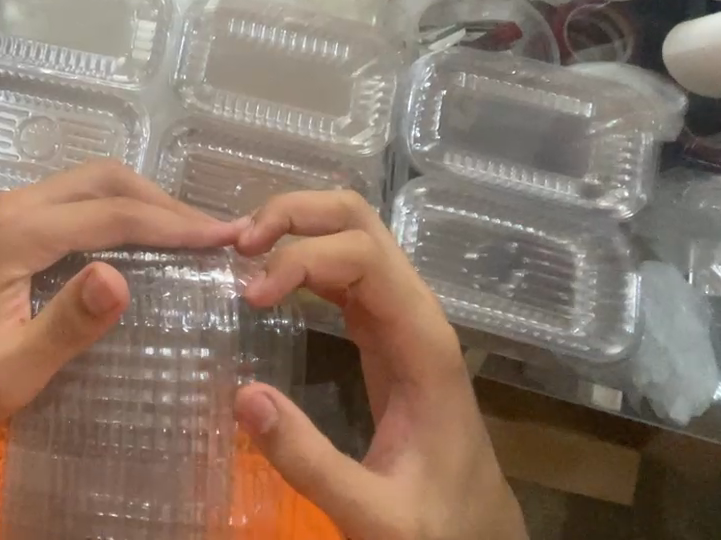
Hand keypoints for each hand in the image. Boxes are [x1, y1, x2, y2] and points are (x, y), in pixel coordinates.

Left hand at [0, 161, 240, 444]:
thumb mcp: (12, 368)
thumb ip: (66, 324)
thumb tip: (121, 276)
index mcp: (18, 231)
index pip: (110, 214)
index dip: (170, 225)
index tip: (222, 239)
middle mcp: (17, 205)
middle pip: (104, 181)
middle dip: (163, 203)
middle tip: (214, 234)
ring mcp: (14, 210)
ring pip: (92, 184)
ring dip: (144, 201)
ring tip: (191, 235)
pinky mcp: (15, 224)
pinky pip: (79, 200)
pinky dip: (120, 210)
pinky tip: (144, 238)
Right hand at [233, 191, 526, 539]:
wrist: (480, 539)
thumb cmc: (438, 527)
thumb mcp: (376, 518)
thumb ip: (311, 463)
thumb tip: (243, 395)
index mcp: (423, 342)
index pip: (364, 256)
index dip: (301, 259)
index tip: (251, 298)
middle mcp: (413, 310)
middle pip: (358, 219)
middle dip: (295, 213)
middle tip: (240, 245)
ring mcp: (397, 313)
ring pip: (348, 230)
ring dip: (293, 226)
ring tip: (240, 252)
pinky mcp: (379, 325)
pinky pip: (339, 264)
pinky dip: (297, 253)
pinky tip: (263, 278)